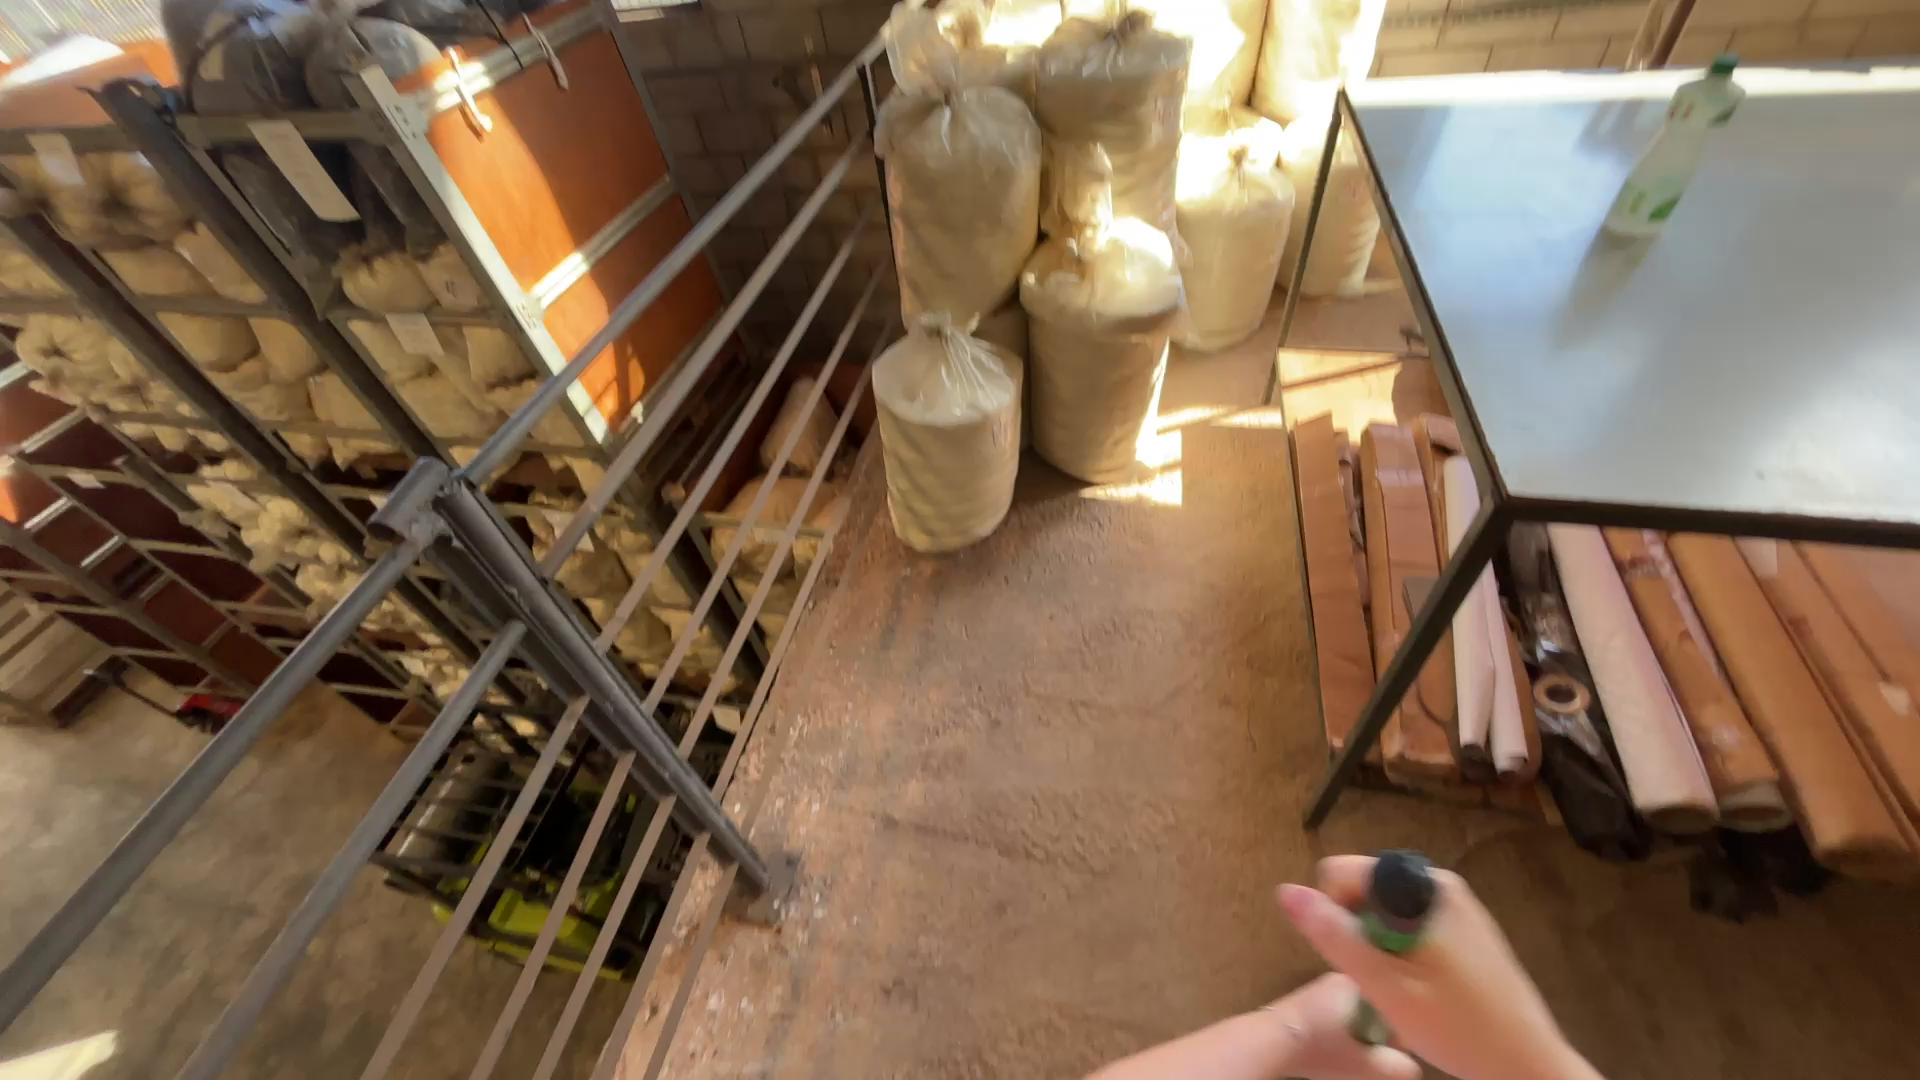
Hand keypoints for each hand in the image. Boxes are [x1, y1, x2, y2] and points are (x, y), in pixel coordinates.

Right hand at [1278, 856, 1599, 1079]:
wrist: (1533, 1070)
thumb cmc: (1458, 1029)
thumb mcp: (1385, 986)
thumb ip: (1334, 935)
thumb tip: (1285, 891)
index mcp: (1420, 888)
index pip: (1340, 873)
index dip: (1335, 913)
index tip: (1359, 957)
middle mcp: (1437, 881)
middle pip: (1361, 886)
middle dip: (1358, 927)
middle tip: (1381, 977)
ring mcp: (1454, 901)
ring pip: (1381, 905)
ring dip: (1378, 939)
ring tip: (1402, 984)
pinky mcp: (1463, 922)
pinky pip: (1407, 917)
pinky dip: (1400, 945)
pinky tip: (1422, 984)